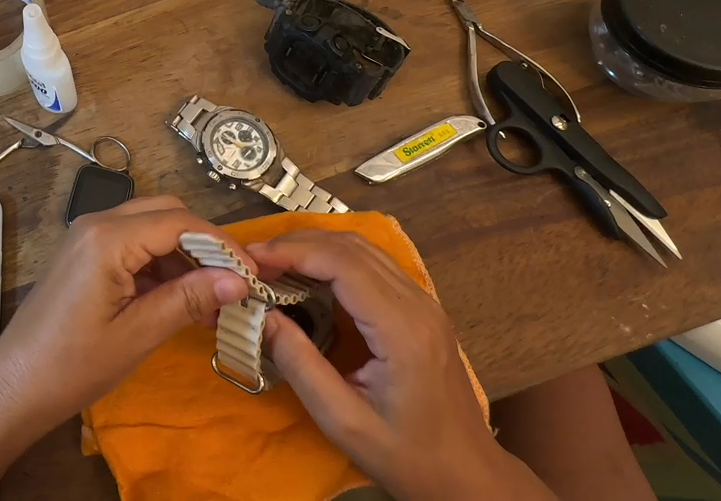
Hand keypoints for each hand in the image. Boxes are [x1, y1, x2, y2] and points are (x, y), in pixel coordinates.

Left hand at [0, 194, 250, 426]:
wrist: (16, 384)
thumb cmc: (73, 363)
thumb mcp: (138, 334)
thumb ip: (187, 299)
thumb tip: (239, 280)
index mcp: (108, 237)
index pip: (179, 222)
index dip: (221, 244)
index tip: (252, 276)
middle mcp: (97, 223)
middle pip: (165, 213)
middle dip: (203, 244)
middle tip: (232, 285)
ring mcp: (87, 236)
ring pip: (149, 226)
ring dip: (182, 256)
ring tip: (210, 301)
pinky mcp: (84, 253)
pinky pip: (131, 244)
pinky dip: (159, 265)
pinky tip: (179, 299)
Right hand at [246, 230, 551, 500]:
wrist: (470, 478)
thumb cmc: (408, 456)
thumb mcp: (344, 421)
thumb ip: (300, 365)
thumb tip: (261, 316)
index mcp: (401, 328)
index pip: (341, 262)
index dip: (292, 251)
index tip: (250, 259)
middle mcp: (417, 303)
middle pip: (349, 246)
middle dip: (295, 243)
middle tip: (253, 259)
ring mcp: (423, 301)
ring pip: (361, 247)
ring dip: (313, 245)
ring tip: (273, 262)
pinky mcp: (420, 306)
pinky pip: (371, 262)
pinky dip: (332, 256)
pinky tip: (308, 273)